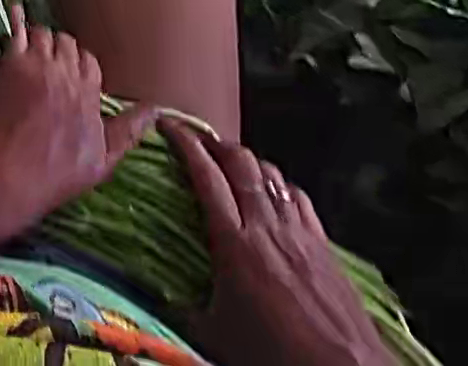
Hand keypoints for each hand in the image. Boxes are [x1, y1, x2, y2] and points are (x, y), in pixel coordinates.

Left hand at [0, 2, 157, 244]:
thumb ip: (128, 131)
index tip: (71, 73)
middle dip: (60, 49)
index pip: (91, 63)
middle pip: (68, 44)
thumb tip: (156, 111)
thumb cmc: (56, 172)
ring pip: (45, 34)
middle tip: (49, 60)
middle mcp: (67, 73)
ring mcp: (39, 65)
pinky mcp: (12, 62)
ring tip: (32, 48)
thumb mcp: (102, 160)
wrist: (9, 170)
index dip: (80, 66)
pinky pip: (18, 30)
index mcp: (90, 94)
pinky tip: (15, 9)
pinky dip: (18, 19)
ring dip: (40, 39)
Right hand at [164, 124, 394, 365]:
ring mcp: (298, 232)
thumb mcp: (215, 335)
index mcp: (234, 241)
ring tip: (230, 161)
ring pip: (270, 174)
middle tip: (197, 140)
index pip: (205, 174)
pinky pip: (297, 197)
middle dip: (215, 143)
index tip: (168, 125)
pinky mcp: (324, 245)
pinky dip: (278, 184)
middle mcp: (265, 226)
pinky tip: (272, 192)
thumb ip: (180, 306)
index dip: (185, 143)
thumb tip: (144, 290)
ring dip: (246, 160)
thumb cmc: (275, 355)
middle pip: (240, 163)